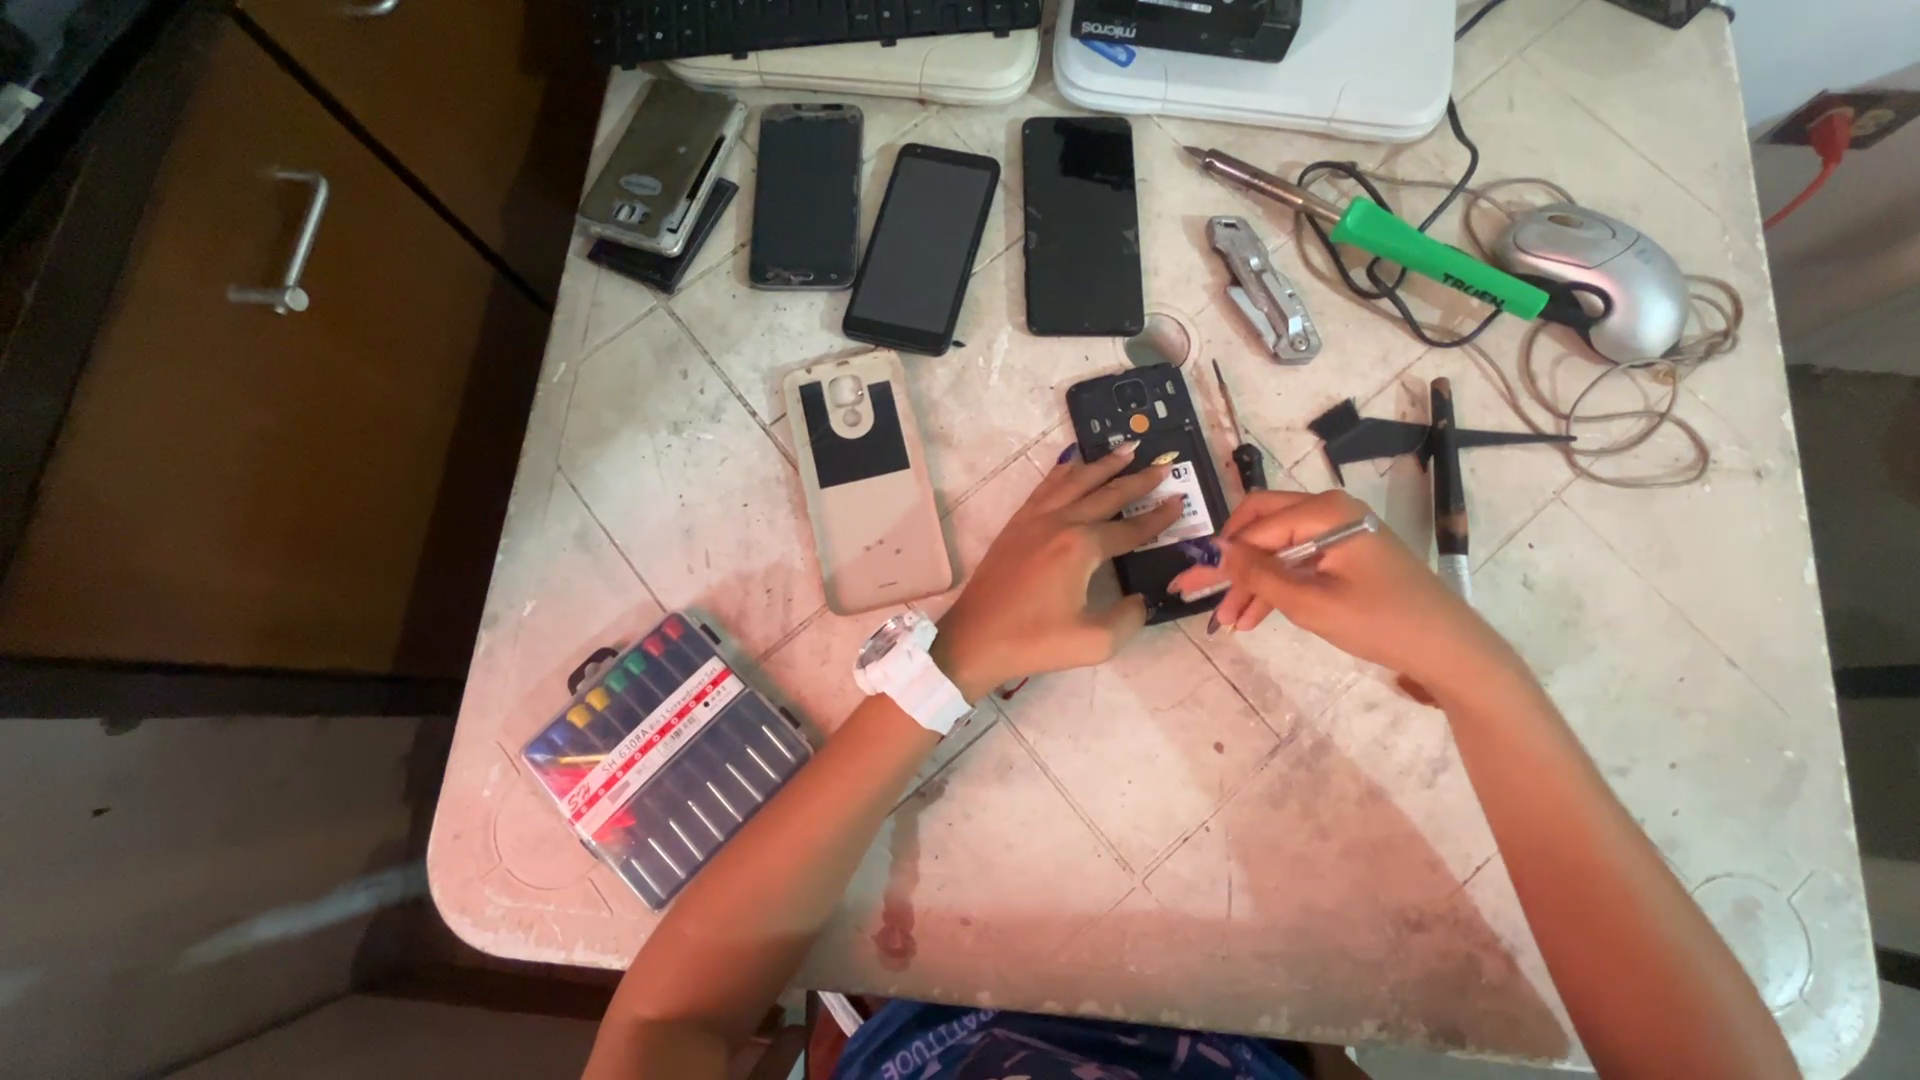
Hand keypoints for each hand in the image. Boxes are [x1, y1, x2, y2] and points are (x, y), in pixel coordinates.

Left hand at [931, 442, 1181, 699]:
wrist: (975, 639)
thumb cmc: (1034, 642)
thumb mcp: (1095, 642)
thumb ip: (1129, 618)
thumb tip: (1140, 599)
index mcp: (1081, 547)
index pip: (1130, 529)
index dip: (1158, 517)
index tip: (1180, 501)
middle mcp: (1060, 523)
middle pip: (1106, 494)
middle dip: (1137, 480)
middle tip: (1163, 465)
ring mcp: (1034, 520)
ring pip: (1075, 482)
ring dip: (1103, 465)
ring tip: (1126, 450)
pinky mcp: (1016, 525)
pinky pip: (1045, 487)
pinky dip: (1064, 472)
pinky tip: (1072, 465)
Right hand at [1167, 489, 1522, 693]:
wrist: (1450, 650)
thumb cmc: (1381, 622)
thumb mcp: (1310, 601)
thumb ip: (1258, 574)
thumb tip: (1213, 551)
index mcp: (1325, 511)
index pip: (1255, 526)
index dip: (1219, 555)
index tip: (1187, 583)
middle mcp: (1331, 511)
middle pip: (1261, 526)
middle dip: (1230, 562)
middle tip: (1196, 591)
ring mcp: (1340, 533)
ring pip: (1276, 549)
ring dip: (1250, 581)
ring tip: (1227, 621)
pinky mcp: (1346, 556)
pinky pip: (1298, 562)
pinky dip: (1275, 587)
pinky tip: (1252, 617)